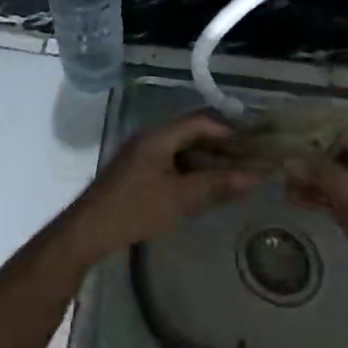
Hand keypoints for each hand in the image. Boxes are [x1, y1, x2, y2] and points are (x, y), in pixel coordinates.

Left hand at [62, 113, 259, 261]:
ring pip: (182, 148)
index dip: (229, 130)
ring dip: (207, 158)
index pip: (200, 121)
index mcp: (158, 136)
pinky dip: (191, 168)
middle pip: (191, 132)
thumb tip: (255, 176)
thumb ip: (218, 184)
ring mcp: (141, 153)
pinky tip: (207, 185)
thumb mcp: (182, 197)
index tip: (256, 145)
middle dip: (221, 145)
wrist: (91, 227)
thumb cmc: (137, 208)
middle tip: (250, 160)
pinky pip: (171, 160)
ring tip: (235, 174)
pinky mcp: (138, 170)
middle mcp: (149, 137)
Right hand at [286, 133, 347, 290]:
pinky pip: (330, 198)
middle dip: (306, 159)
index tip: (284, 137)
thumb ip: (323, 173)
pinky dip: (313, 196)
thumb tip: (287, 158)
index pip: (342, 136)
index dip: (314, 135)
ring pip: (329, 178)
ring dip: (306, 179)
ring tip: (280, 184)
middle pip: (333, 157)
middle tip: (276, 163)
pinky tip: (291, 198)